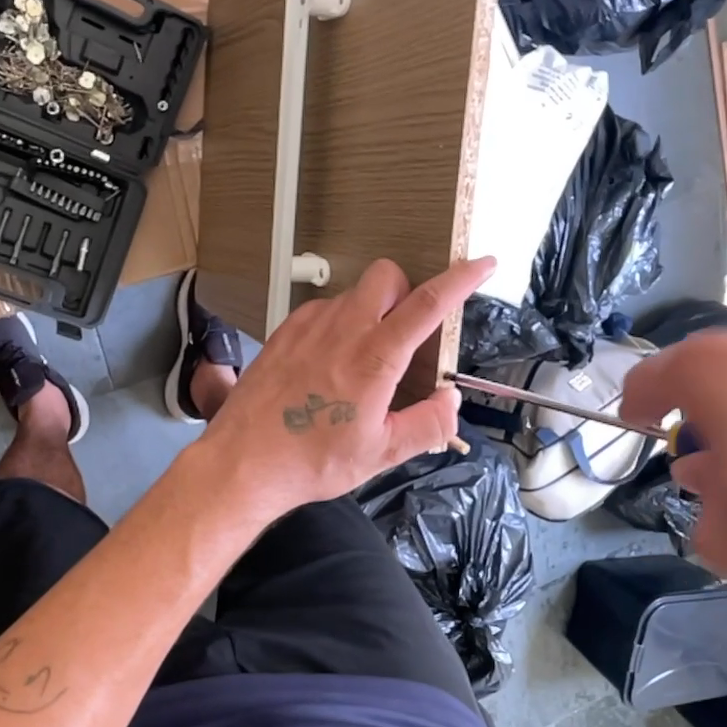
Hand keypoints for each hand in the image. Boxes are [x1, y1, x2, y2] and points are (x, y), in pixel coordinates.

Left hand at [194, 257, 495, 518]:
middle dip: (406, 292)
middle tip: (406, 333)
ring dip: (370, 312)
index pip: (428, 303)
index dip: (462, 279)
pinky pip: (322, 311)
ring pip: (352, 294)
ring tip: (363, 361)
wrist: (244, 461)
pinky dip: (338, 325)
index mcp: (374, 357)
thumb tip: (449, 401)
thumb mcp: (382, 453)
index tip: (482, 264)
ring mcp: (308, 326)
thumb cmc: (309, 461)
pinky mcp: (284, 332)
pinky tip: (329, 364)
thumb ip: (428, 424)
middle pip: (386, 276)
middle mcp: (341, 330)